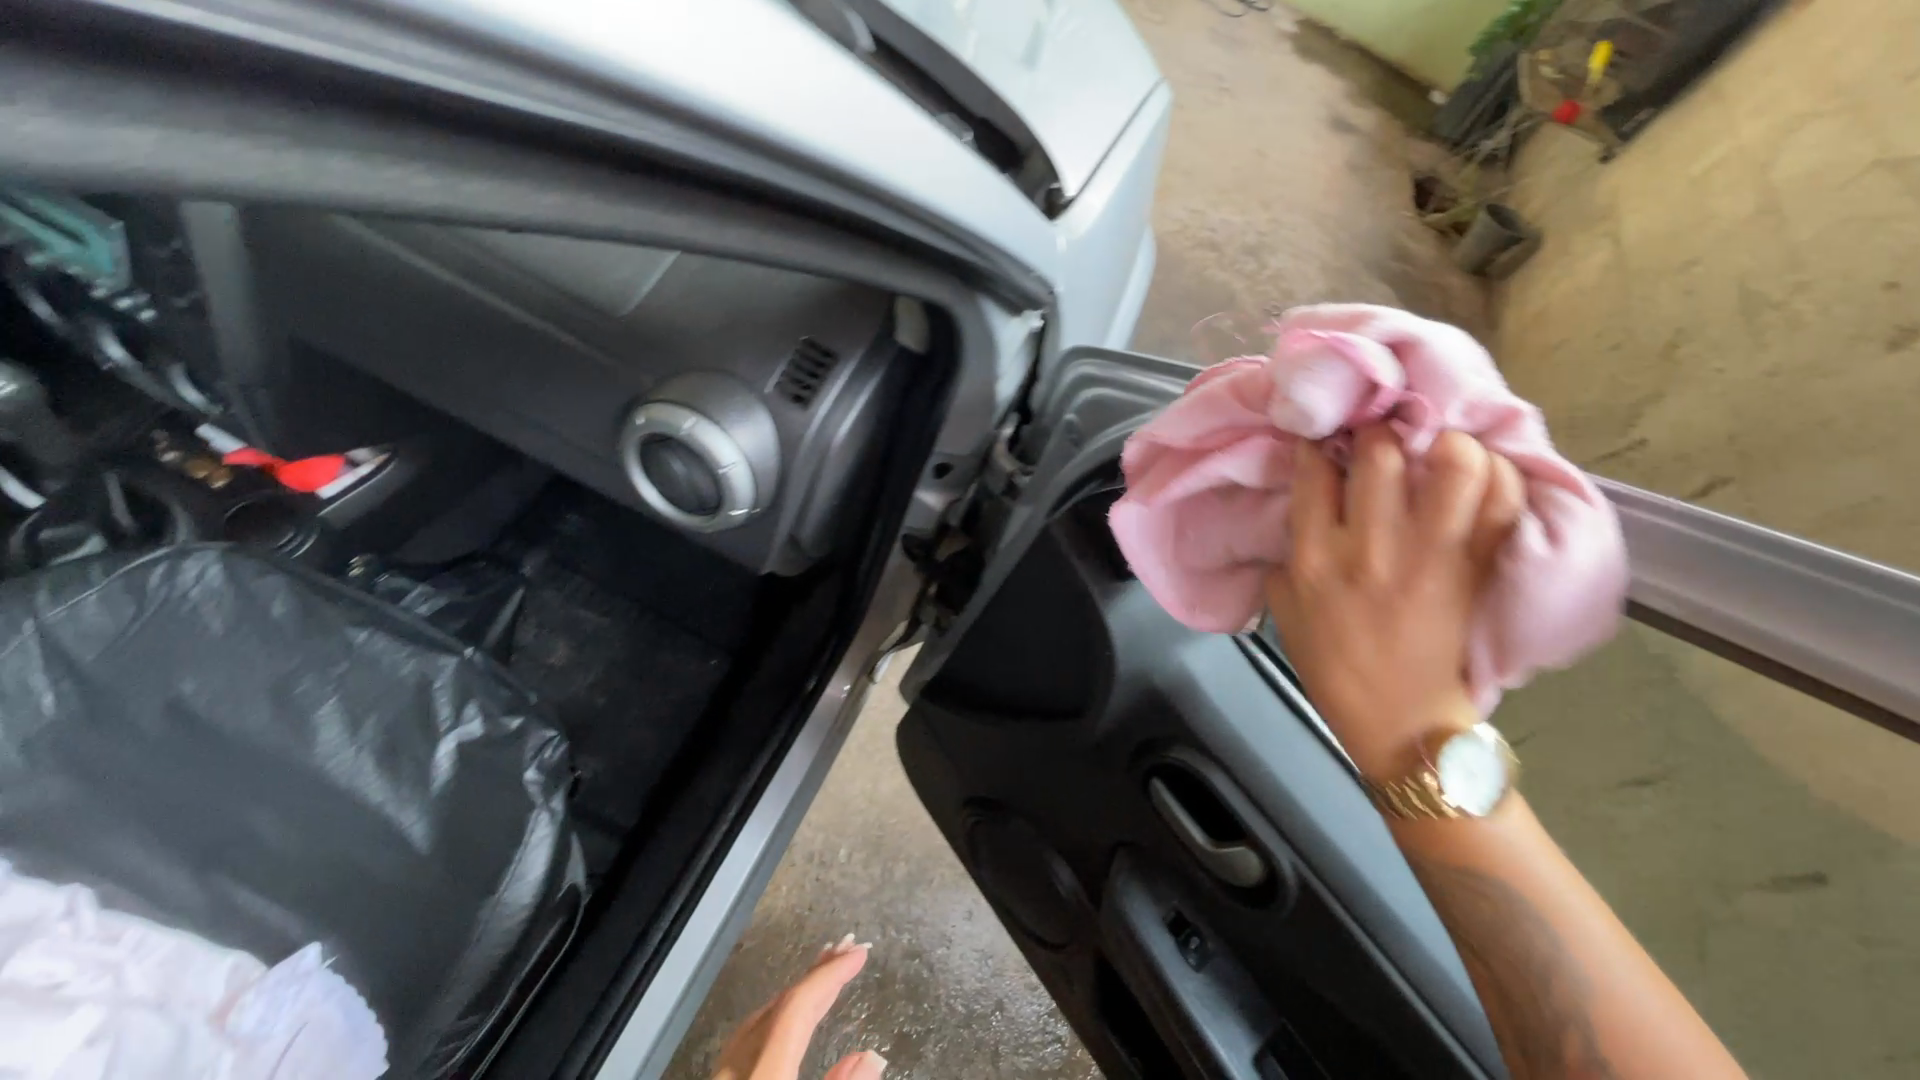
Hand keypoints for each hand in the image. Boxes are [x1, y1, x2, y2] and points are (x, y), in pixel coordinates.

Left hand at [711, 936, 886, 1079]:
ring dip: (794, 993)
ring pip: (758, 1020)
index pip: (798, 1008)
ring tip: (823, 973)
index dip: (830, 975)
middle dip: (815, 975)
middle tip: (848, 948)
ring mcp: (721, 1073)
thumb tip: (873, 1056)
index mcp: (763, 1070)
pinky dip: (774, 1015)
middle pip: (777, 1007)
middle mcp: (736, 1066)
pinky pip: (747, 1037)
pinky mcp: (718, 1079)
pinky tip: (785, 1017)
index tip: (860, 952)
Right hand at [1266, 426, 1521, 776]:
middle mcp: (1369, 547)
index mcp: (1314, 558)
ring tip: (1437, 445)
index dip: (1320, 437)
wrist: (1397, 717)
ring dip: (1446, 442)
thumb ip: (1289, 552)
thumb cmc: (1333, 664)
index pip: (1315, 470)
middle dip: (1379, 430)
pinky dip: (1498, 476)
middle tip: (1383, 431)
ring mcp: (1429, 556)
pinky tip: (1480, 473)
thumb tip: (1304, 507)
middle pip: (1381, 451)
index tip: (1327, 430)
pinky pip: (1501, 502)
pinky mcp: (1474, 568)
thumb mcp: (1285, 609)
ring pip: (1454, 464)